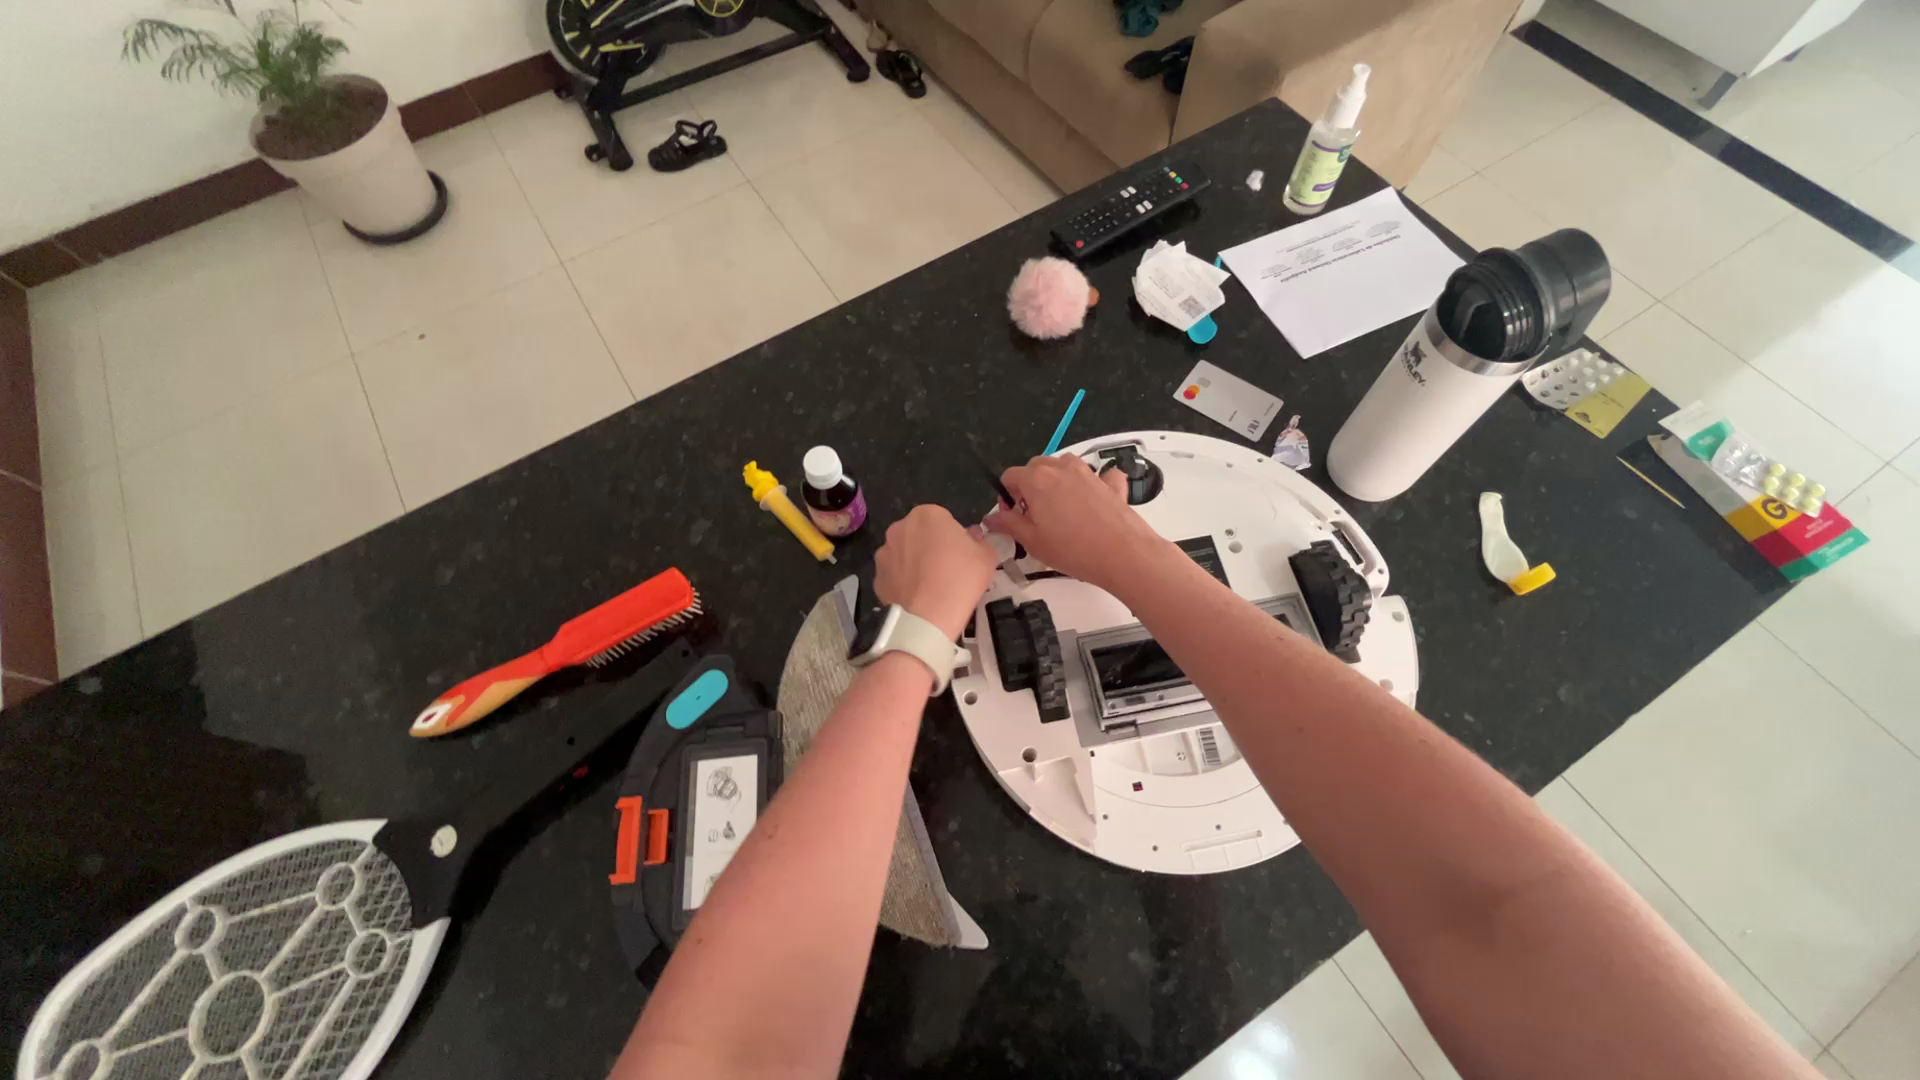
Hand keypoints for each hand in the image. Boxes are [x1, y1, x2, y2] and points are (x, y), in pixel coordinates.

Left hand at [874, 505, 998, 640]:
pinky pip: (893, 577)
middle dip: (929, 547)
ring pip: (903, 555)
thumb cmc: (961, 578)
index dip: (952, 537)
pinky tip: (916, 598)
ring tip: (930, 587)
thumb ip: (979, 540)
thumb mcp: (987, 556)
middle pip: (919, 534)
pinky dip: (902, 584)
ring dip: (913, 564)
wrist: (930, 616)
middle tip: (946, 570)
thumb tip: (972, 537)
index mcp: (927, 515)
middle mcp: (899, 528)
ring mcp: (884, 554)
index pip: (942, 520)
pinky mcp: (876, 579)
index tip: (960, 555)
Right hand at [984, 455, 1168, 590]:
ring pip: (1063, 467)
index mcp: (1037, 480)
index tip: (1013, 515)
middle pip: (1035, 467)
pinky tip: (1092, 503)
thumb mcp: (1032, 541)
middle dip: (1030, 487)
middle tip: (1034, 516)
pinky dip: (1092, 483)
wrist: (1122, 554)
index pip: (1009, 476)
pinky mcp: (1110, 483)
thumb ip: (1008, 524)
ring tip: (1060, 512)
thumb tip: (992, 518)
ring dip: (1057, 482)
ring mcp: (1088, 473)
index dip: (1007, 496)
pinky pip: (1098, 475)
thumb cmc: (1074, 549)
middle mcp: (1062, 469)